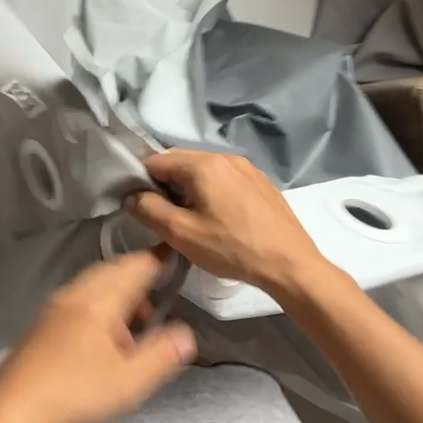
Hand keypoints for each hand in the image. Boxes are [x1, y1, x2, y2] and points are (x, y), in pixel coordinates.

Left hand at [0, 250, 196, 422]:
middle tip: (158, 305)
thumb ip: (163, 354)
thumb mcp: (130, 381)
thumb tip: (186, 332)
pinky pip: (78, 298)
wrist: (14, 404)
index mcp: (98, 301)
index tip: (177, 258)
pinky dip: (99, 305)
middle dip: (138, 280)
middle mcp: (74, 294)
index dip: (158, 260)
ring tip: (134, 329)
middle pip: (112, 270)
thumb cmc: (75, 391)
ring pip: (93, 285)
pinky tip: (104, 338)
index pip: (134, 266)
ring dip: (118, 296)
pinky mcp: (43, 321)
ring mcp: (55, 305)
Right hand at [124, 150, 331, 300]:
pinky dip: (213, 192)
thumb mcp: (181, 233)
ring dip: (190, 189)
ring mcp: (248, 169)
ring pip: (204, 171)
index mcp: (203, 164)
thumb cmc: (232, 248)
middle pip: (181, 163)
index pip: (157, 160)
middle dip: (167, 186)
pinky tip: (220, 220)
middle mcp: (226, 157)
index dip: (143, 181)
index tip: (144, 207)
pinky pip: (225, 179)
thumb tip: (132, 196)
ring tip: (194, 220)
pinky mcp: (262, 183)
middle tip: (167, 217)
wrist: (291, 265)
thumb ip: (149, 210)